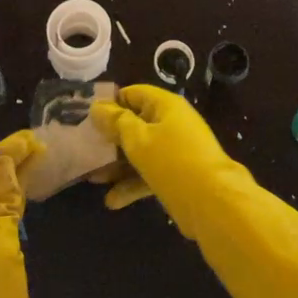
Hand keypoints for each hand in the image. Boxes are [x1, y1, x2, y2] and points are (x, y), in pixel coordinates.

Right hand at [88, 83, 237, 214]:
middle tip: (84, 149)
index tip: (86, 117)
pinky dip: (132, 184)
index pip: (132, 94)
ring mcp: (175, 150)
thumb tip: (97, 106)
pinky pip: (149, 173)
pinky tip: (112, 202)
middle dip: (110, 138)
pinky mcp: (177, 176)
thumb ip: (116, 122)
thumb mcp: (138, 139)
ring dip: (117, 165)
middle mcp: (171, 123)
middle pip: (135, 124)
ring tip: (93, 179)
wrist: (213, 203)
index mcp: (165, 105)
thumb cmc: (172, 161)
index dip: (109, 103)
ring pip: (140, 151)